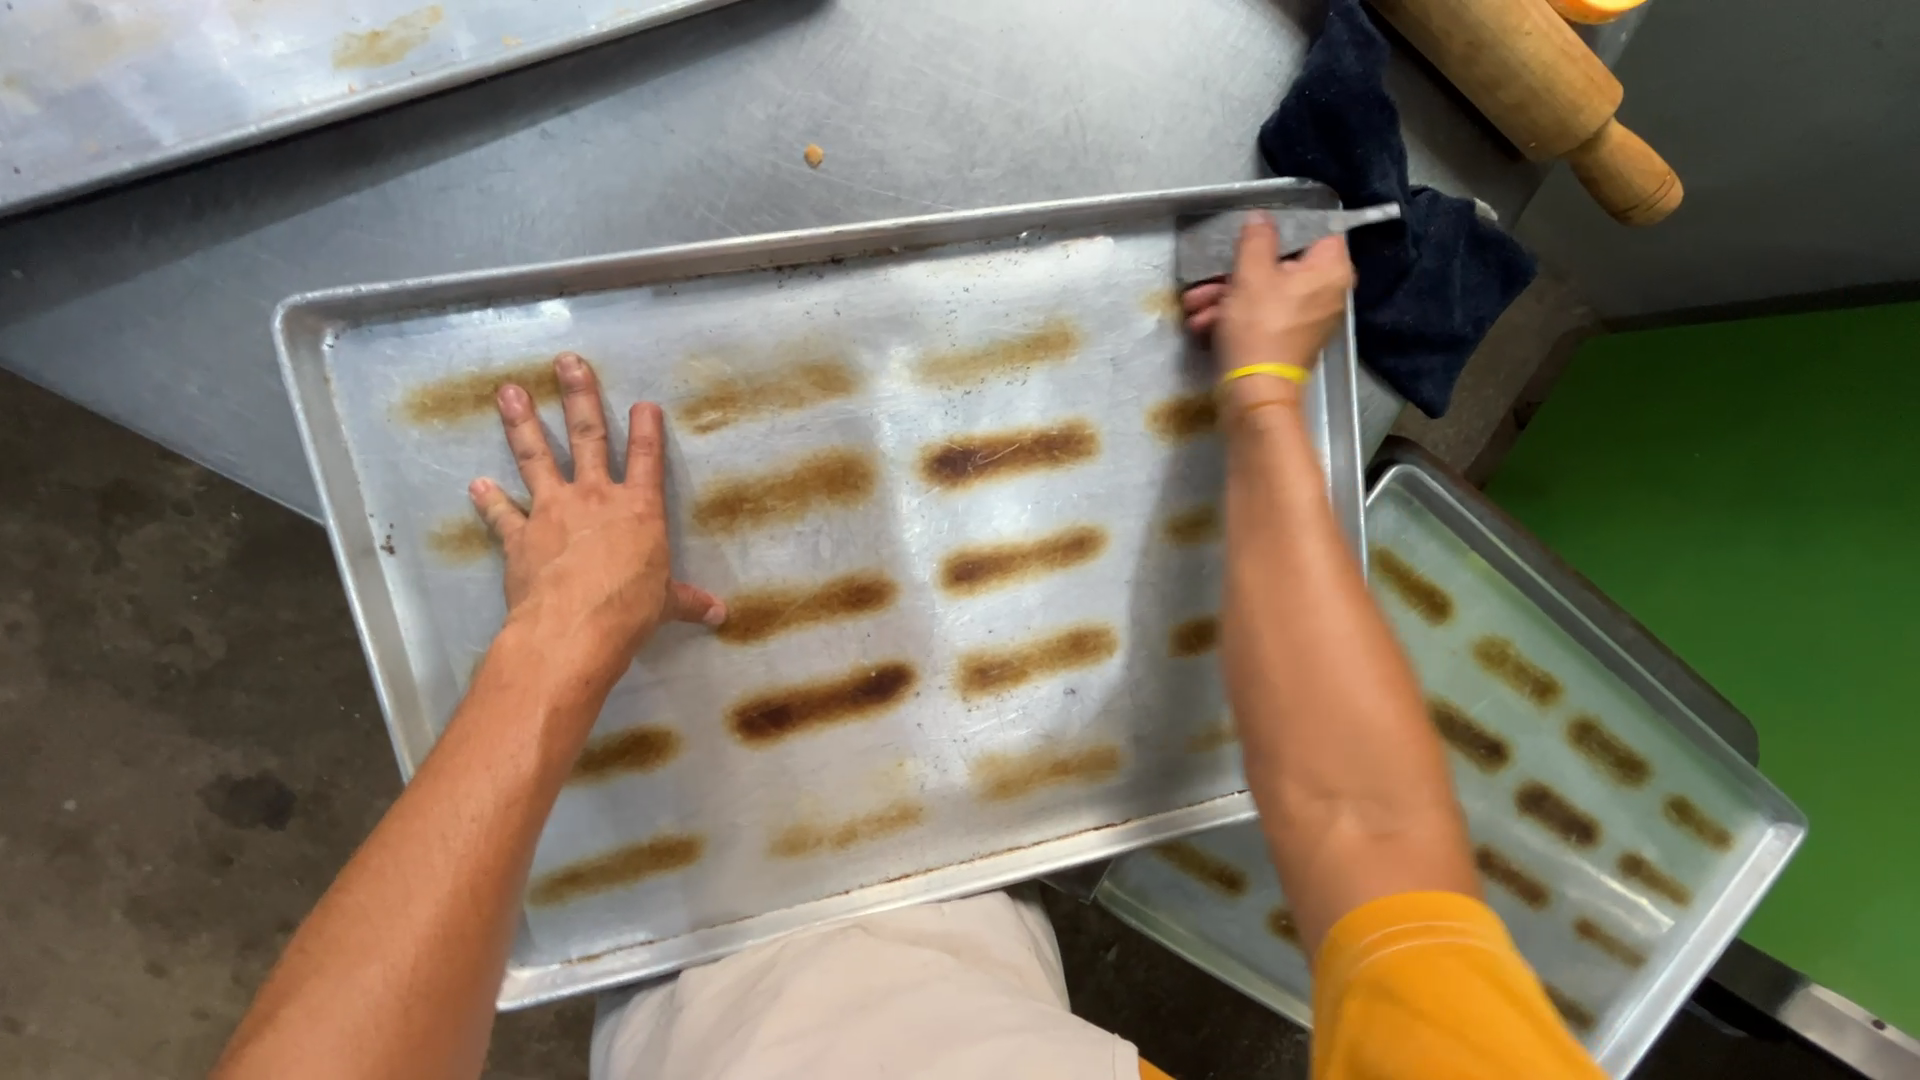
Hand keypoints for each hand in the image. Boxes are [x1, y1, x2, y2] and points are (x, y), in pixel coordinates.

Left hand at [469, 352, 724, 683]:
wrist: (573, 628)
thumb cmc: (630, 609)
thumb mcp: (667, 603)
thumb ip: (689, 601)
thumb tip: (722, 614)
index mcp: (639, 509)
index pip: (647, 458)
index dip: (647, 429)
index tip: (644, 404)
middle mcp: (596, 498)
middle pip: (588, 438)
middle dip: (579, 398)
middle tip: (566, 363)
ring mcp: (553, 512)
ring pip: (536, 458)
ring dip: (522, 423)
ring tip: (507, 391)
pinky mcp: (520, 536)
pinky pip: (502, 514)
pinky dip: (489, 500)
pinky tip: (476, 484)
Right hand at [1181, 214, 1354, 409]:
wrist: (1254, 392)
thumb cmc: (1258, 328)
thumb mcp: (1250, 274)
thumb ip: (1257, 238)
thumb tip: (1261, 217)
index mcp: (1330, 270)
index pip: (1315, 232)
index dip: (1281, 231)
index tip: (1249, 237)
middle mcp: (1326, 293)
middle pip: (1280, 267)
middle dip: (1235, 274)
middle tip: (1205, 280)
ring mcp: (1306, 320)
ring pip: (1263, 295)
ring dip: (1225, 299)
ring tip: (1194, 308)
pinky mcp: (1286, 342)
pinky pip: (1262, 319)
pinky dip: (1234, 319)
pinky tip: (1203, 327)